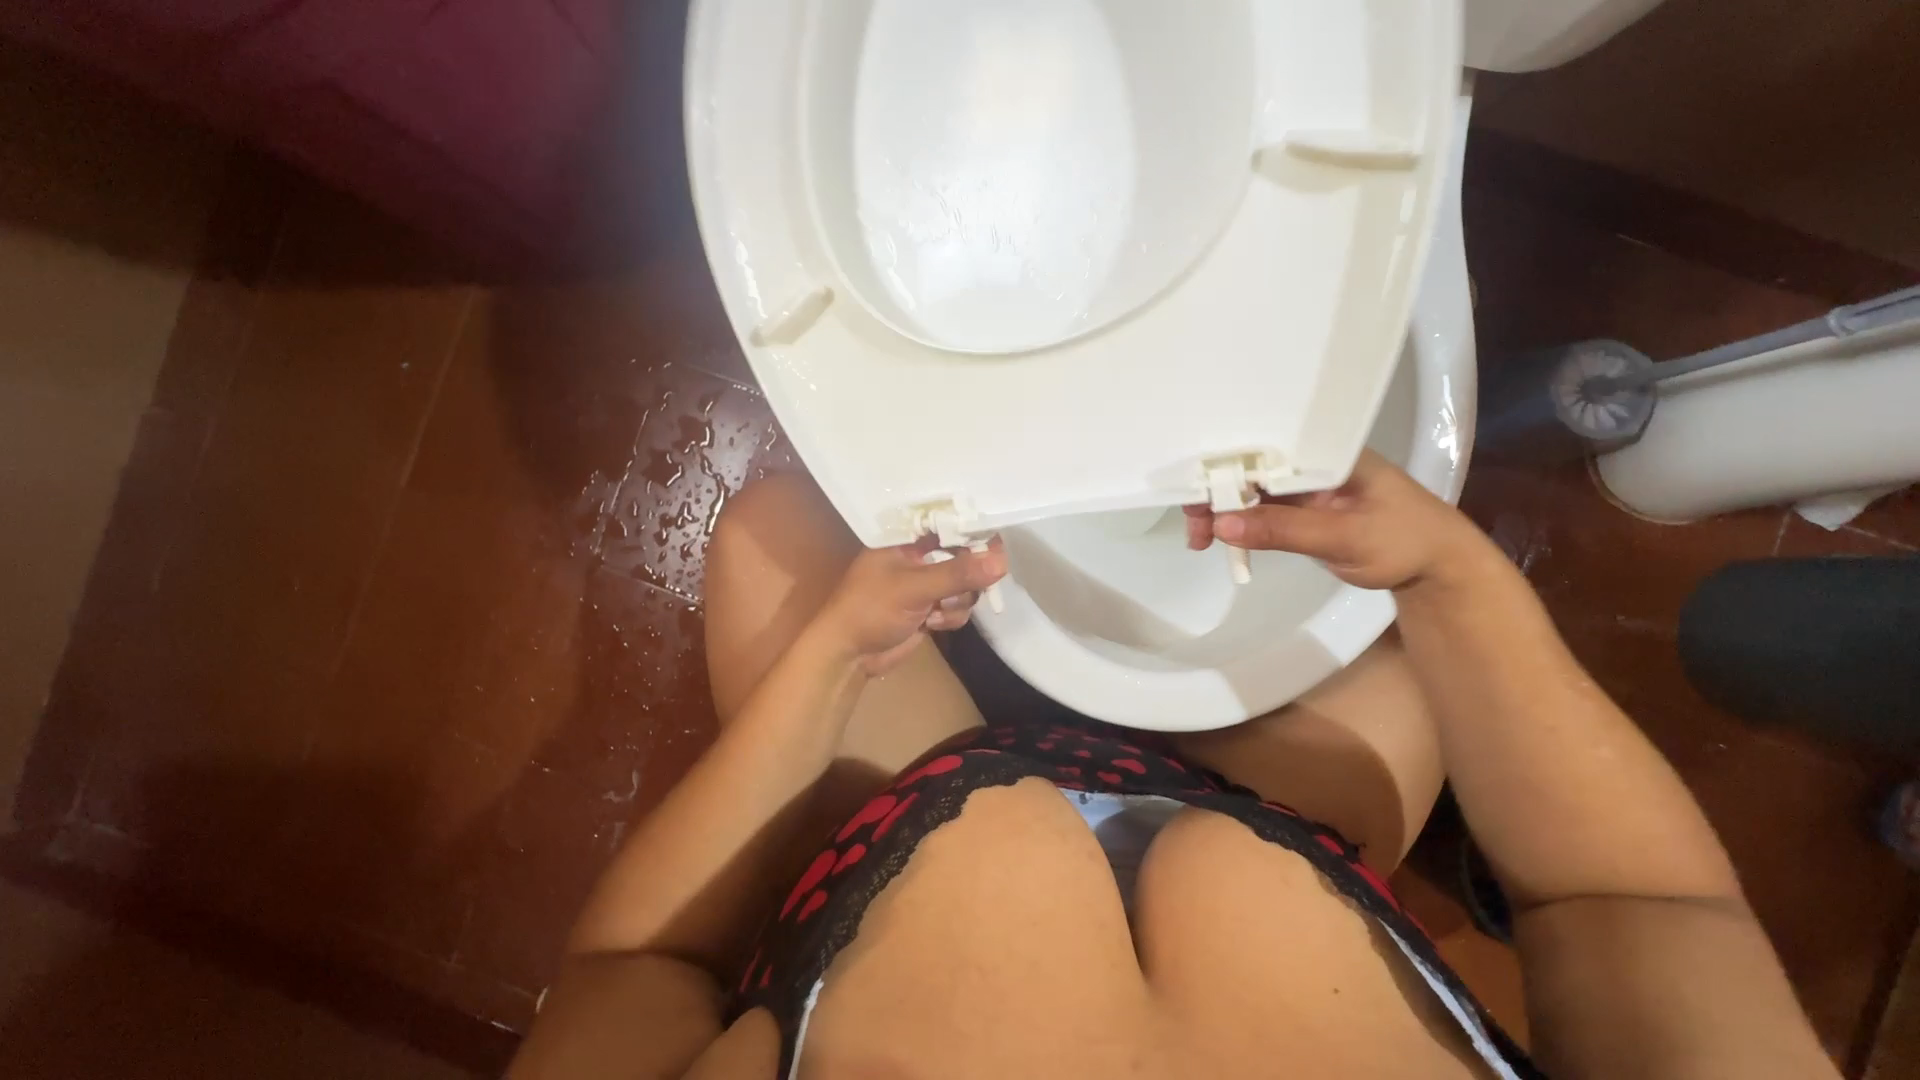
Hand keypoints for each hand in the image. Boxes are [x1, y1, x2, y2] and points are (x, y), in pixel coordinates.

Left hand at [811, 538, 1007, 674]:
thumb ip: (957, 573)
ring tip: (939, 612)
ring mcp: (925, 584)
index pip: (947, 522)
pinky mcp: (931, 609)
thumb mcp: (914, 588)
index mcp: (905, 539)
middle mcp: (918, 556)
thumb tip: (1002, 562)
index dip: (973, 530)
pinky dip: (952, 617)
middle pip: (963, 553)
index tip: (995, 544)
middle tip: (986, 578)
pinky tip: (932, 626)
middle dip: (972, 571)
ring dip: (959, 600)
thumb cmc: (870, 610)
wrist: (848, 656)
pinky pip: (959, 606)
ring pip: (965, 584)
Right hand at [1183, 451, 1492, 592]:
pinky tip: (1218, 538)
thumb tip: (1221, 524)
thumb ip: (1283, 530)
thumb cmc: (1404, 541)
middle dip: (1214, 492)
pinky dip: (1236, 522)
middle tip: (1195, 529)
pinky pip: (1257, 508)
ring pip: (1248, 488)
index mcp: (1325, 450)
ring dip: (1221, 510)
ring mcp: (1304, 484)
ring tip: (1200, 540)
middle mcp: (1310, 459)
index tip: (1196, 496)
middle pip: (1248, 465)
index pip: (1262, 446)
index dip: (1223, 466)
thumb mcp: (1345, 538)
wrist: (1437, 566)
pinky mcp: (1299, 507)